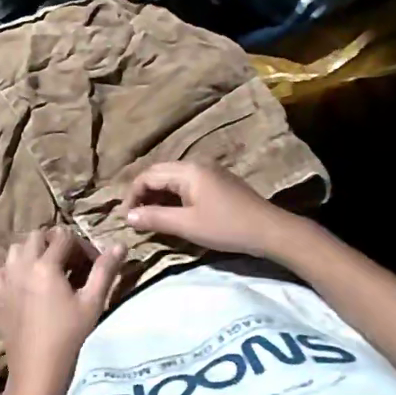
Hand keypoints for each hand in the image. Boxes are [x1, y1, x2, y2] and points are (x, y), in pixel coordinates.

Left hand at [0, 226, 123, 394]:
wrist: (37, 368)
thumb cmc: (69, 335)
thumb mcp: (93, 302)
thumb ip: (105, 270)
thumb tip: (120, 244)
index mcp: (46, 265)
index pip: (64, 237)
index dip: (81, 245)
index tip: (91, 263)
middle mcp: (21, 266)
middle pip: (36, 236)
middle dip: (54, 242)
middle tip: (70, 262)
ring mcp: (6, 281)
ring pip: (15, 250)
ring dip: (31, 252)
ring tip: (46, 269)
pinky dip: (11, 270)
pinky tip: (23, 283)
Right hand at [120, 162, 305, 258]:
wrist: (269, 230)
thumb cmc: (226, 227)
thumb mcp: (187, 225)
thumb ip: (155, 218)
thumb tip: (127, 217)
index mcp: (187, 170)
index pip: (148, 175)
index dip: (132, 195)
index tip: (126, 218)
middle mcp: (196, 164)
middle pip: (159, 173)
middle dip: (143, 193)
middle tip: (135, 217)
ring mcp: (209, 172)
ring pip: (173, 178)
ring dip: (158, 195)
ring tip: (150, 217)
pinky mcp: (218, 183)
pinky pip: (186, 184)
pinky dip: (173, 197)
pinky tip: (172, 213)